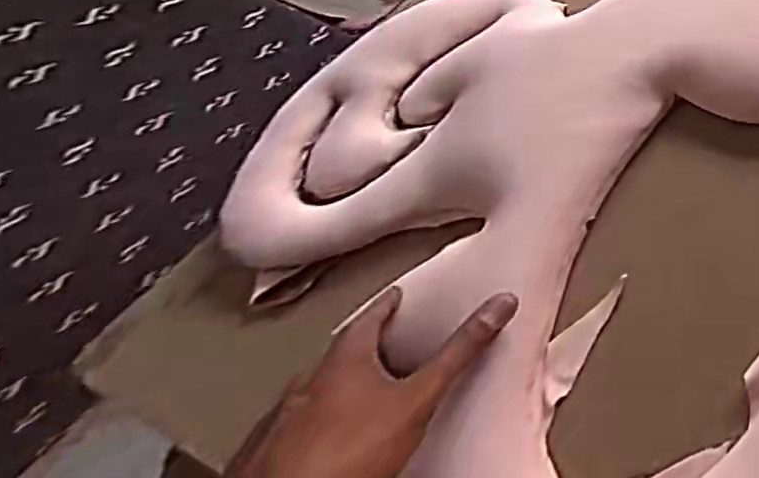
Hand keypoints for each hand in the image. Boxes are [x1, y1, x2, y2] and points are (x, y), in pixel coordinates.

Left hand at [224, 288, 516, 477]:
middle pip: (338, 355)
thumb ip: (461, 350)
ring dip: (333, 389)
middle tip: (385, 344)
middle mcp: (303, 388)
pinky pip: (289, 430)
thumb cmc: (345, 458)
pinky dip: (310, 425)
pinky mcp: (260, 461)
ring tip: (358, 395)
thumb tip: (497, 307)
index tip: (395, 298)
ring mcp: (275, 426)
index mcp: (342, 363)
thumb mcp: (421, 397)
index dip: (387, 305)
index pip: (368, 318)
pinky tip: (322, 439)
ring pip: (309, 394)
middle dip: (363, 348)